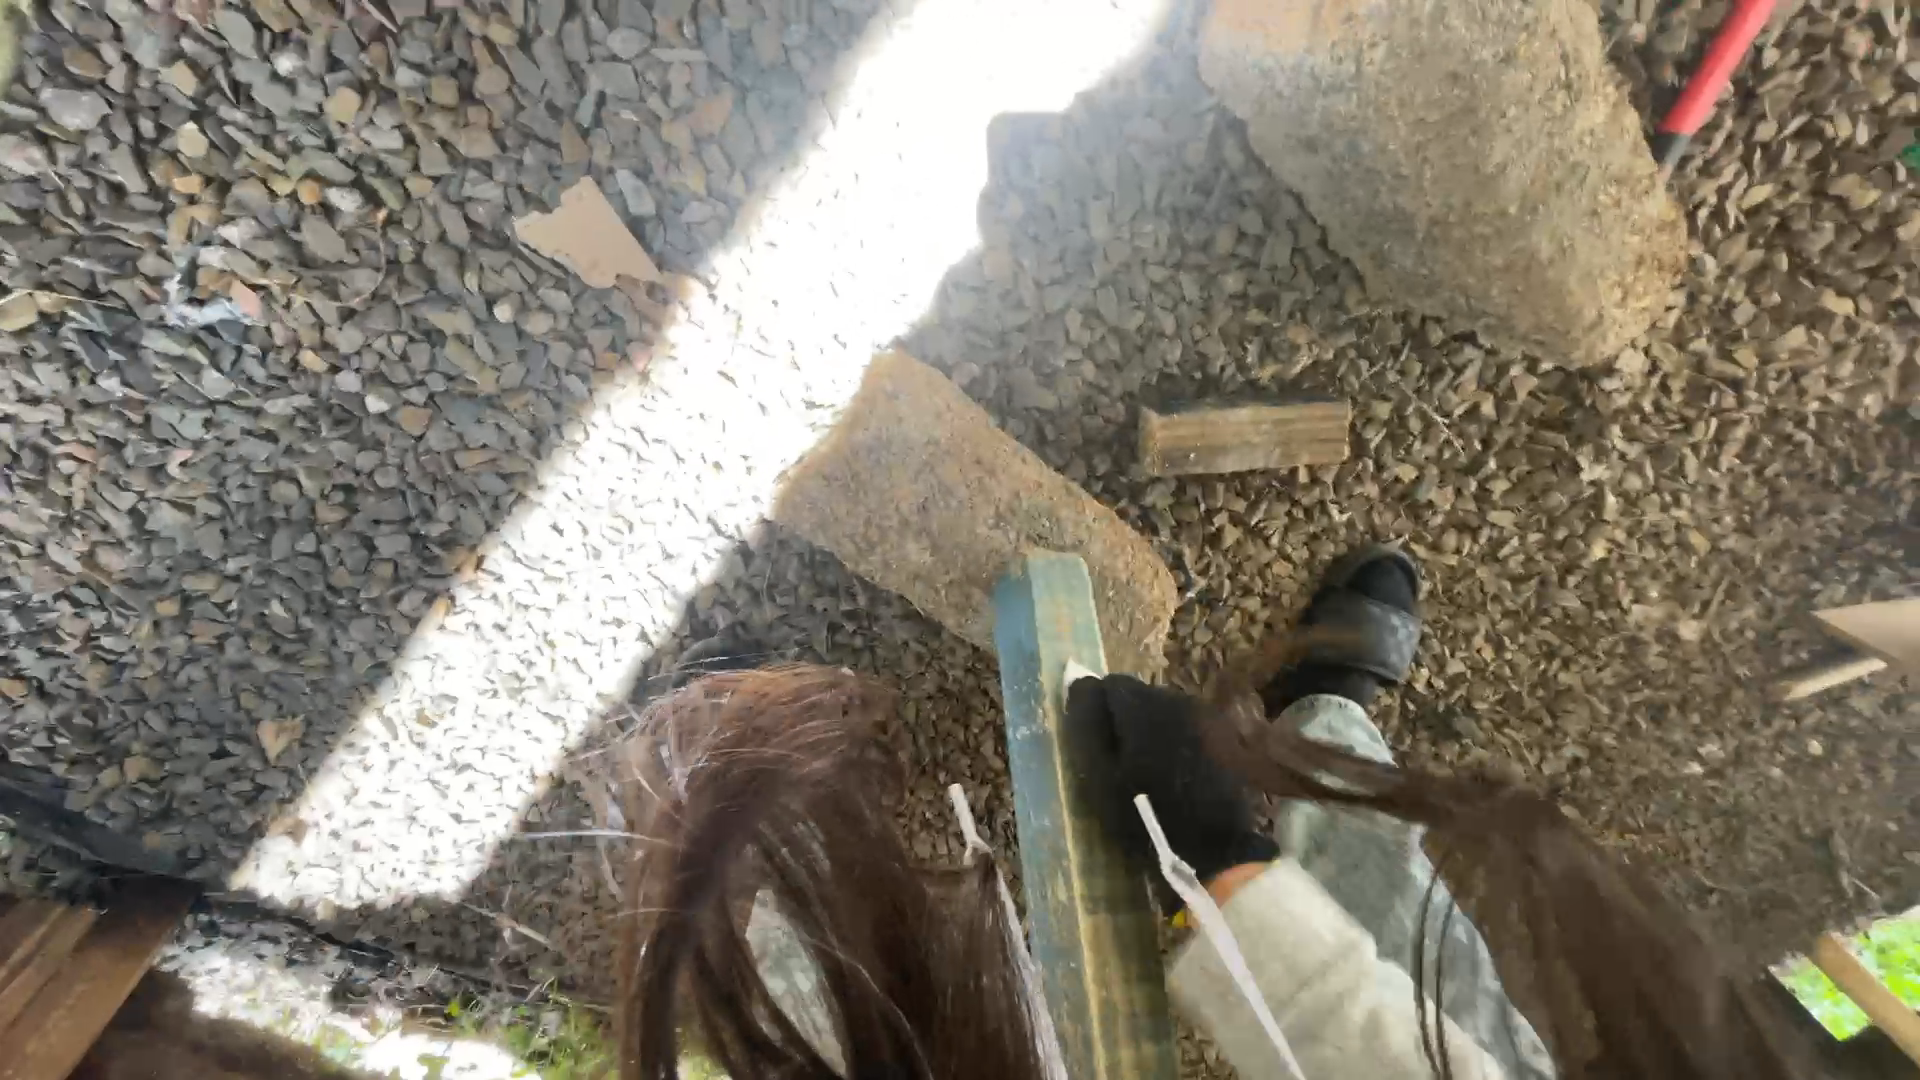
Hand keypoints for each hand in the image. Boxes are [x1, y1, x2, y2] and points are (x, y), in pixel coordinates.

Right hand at [1067, 674, 1278, 890]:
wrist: (1219, 849)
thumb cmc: (1147, 814)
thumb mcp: (1098, 776)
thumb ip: (1085, 724)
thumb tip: (1080, 682)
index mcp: (1145, 705)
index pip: (1110, 684)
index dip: (1098, 712)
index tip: (1098, 746)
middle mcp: (1177, 699)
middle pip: (1139, 695)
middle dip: (1126, 719)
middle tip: (1122, 762)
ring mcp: (1206, 716)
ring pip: (1163, 710)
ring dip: (1151, 729)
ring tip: (1150, 770)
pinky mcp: (1224, 735)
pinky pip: (1186, 726)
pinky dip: (1175, 740)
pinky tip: (1176, 773)